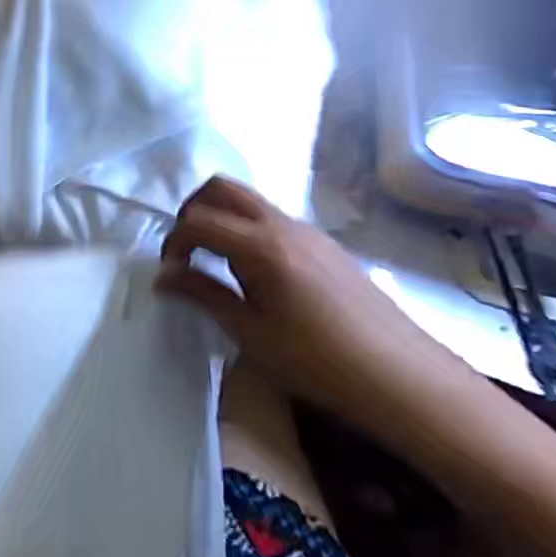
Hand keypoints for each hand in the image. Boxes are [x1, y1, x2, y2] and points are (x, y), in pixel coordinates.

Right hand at [156, 177, 478, 436]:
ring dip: (224, 218)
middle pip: (224, 188)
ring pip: (252, 201)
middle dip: (194, 209)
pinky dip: (251, 230)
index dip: (174, 241)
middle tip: (187, 251)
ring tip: (221, 267)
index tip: (169, 272)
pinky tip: (259, 275)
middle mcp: (282, 223)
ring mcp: (307, 228)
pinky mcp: (324, 241)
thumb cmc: (314, 359)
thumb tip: (162, 275)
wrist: (392, 369)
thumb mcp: (251, 332)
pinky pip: (276, 219)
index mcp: (260, 244)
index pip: (199, 220)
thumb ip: (204, 294)